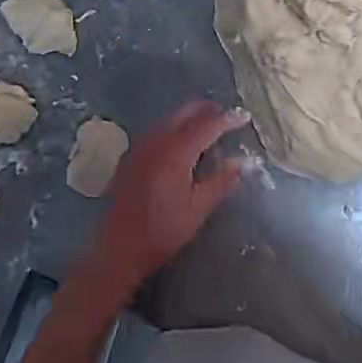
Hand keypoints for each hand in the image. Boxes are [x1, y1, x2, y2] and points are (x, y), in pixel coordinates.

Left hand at [92, 101, 251, 288]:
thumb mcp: (198, 209)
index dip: (228, 118)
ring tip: (209, 136)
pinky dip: (176, 130)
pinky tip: (183, 150)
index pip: (208, 124)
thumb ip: (222, 181)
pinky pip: (159, 130)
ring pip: (172, 118)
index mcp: (175, 151)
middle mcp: (156, 140)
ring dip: (192, 119)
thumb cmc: (161, 232)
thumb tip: (245, 162)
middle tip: (228, 121)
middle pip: (187, 110)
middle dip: (210, 111)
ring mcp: (140, 145)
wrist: (116, 252)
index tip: (245, 118)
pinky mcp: (131, 155)